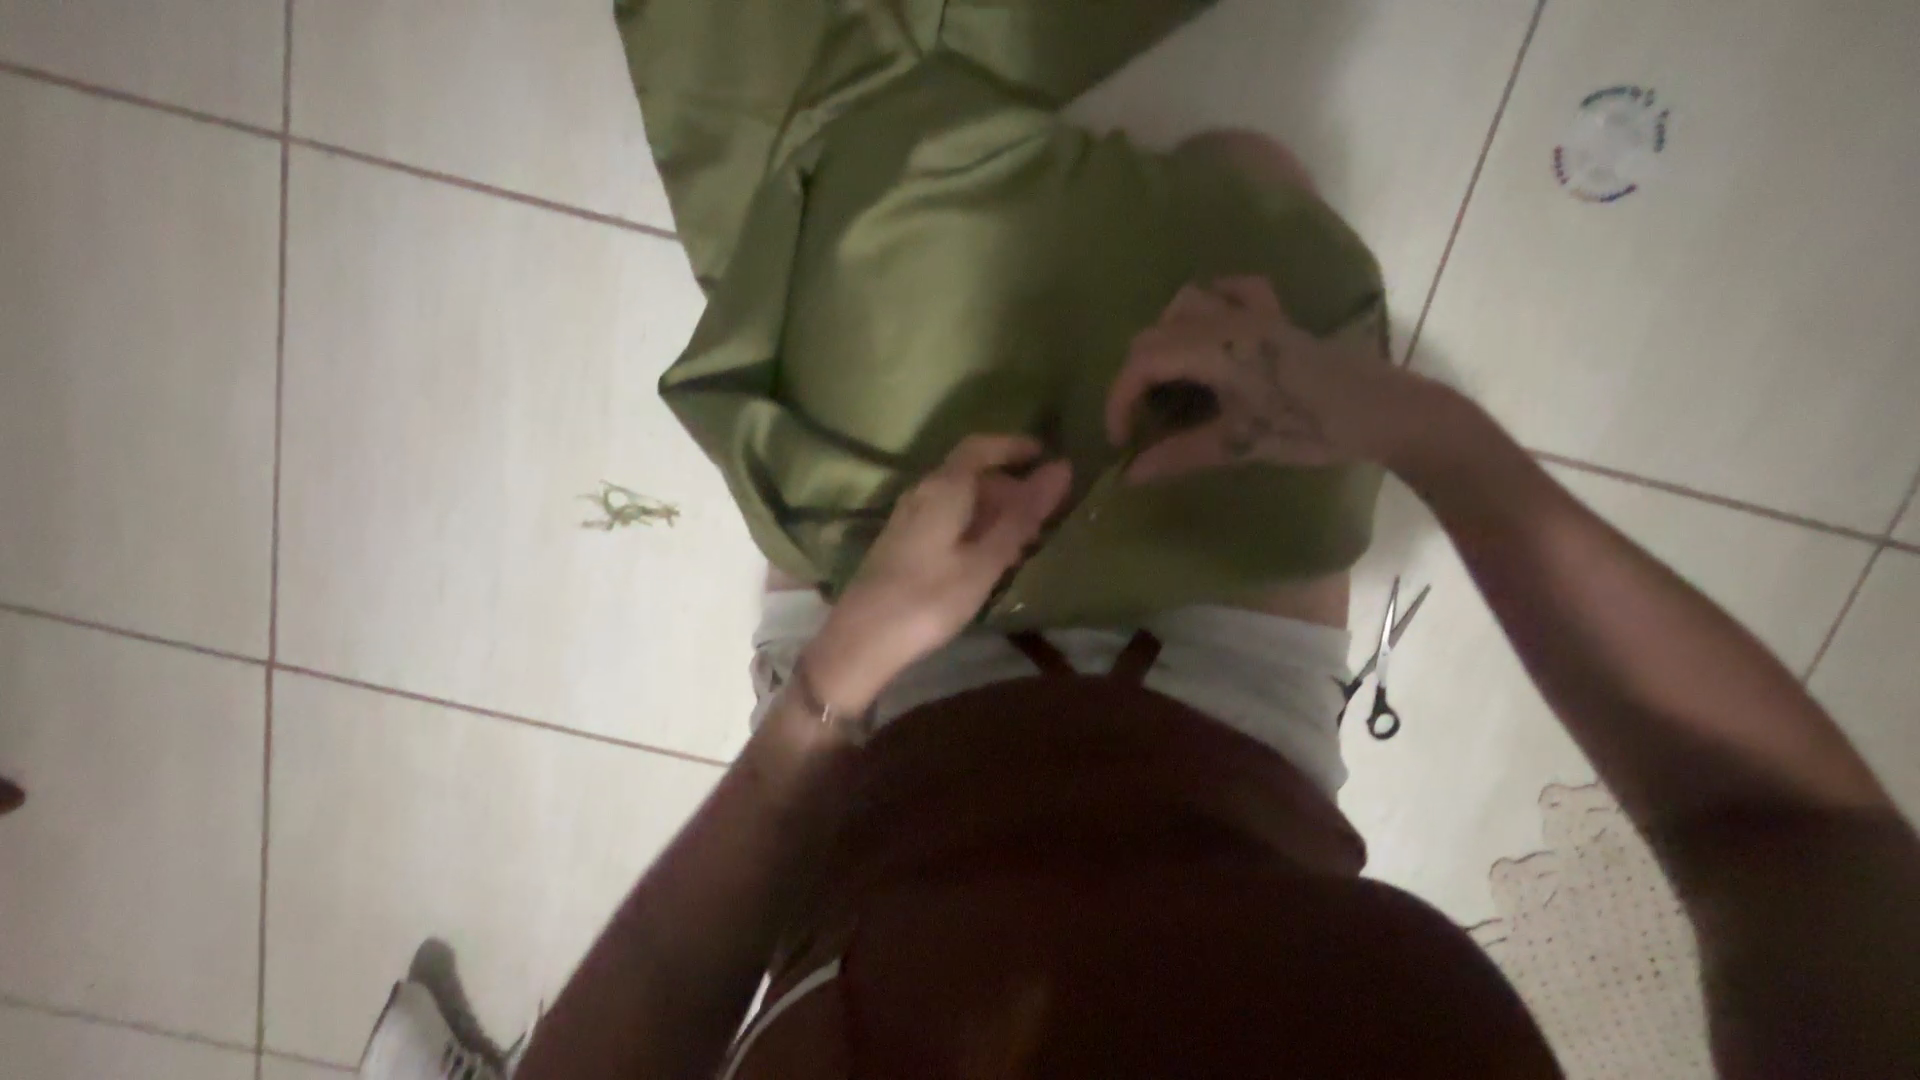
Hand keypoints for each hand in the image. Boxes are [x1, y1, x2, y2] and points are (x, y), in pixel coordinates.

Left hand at [802, 434, 1071, 709]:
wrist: (862, 640)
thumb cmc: (930, 599)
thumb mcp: (985, 560)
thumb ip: (1023, 515)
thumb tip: (1061, 469)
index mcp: (943, 487)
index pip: (981, 447)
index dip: (1014, 446)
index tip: (1046, 456)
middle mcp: (922, 492)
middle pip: (970, 474)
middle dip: (1010, 487)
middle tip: (1046, 513)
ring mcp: (908, 518)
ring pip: (959, 500)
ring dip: (993, 511)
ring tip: (1026, 541)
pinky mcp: (902, 543)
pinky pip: (946, 520)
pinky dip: (974, 528)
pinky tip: (990, 558)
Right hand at [1104, 276, 1431, 481]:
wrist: (1381, 411)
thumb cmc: (1309, 429)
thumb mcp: (1238, 445)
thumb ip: (1178, 456)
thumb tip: (1129, 477)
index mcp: (1213, 348)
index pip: (1142, 363)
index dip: (1118, 401)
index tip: (1120, 441)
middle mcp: (1225, 320)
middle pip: (1154, 335)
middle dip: (1136, 378)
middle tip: (1143, 422)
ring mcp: (1253, 311)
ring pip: (1186, 303)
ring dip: (1165, 339)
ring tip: (1170, 379)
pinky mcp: (1276, 315)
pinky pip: (1232, 290)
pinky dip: (1213, 305)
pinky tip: (1213, 331)